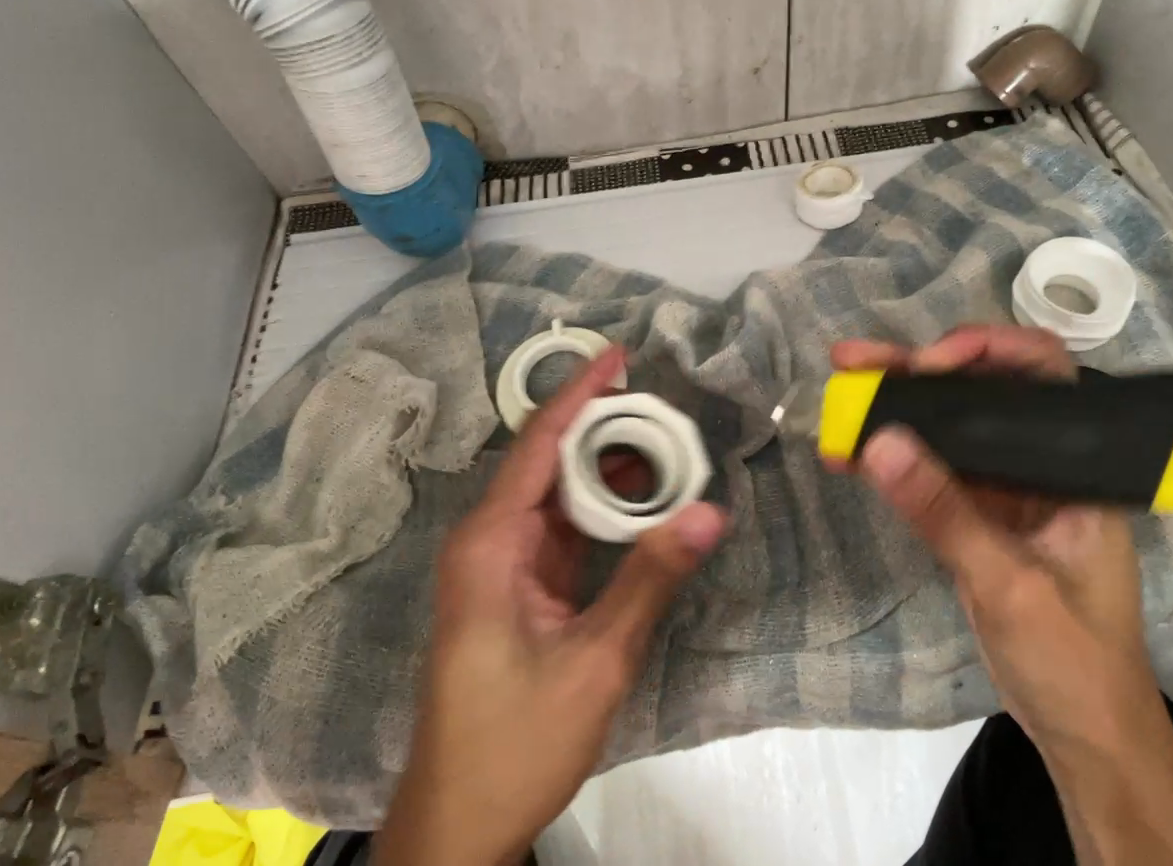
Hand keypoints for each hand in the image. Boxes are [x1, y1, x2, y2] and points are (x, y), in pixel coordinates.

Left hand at [377, 345, 726, 865]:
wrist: (462, 821)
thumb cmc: (515, 740)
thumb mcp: (594, 661)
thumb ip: (649, 581)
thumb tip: (710, 514)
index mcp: (490, 544)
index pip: (536, 445)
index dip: (578, 395)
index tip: (620, 355)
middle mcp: (491, 543)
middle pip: (549, 464)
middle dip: (607, 430)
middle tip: (671, 408)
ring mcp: (504, 569)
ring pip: (561, 499)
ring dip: (611, 474)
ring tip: (674, 445)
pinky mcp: (521, 593)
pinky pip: (567, 535)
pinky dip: (607, 516)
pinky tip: (650, 504)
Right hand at [830, 325, 1151, 748]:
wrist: (1087, 735)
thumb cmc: (1075, 661)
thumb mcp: (1010, 586)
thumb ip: (946, 514)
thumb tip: (880, 443)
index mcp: (1077, 468)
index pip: (1042, 375)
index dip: (986, 352)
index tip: (928, 363)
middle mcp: (1043, 467)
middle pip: (981, 398)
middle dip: (916, 374)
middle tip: (851, 360)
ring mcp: (1008, 495)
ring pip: (950, 435)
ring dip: (895, 414)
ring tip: (837, 396)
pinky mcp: (979, 522)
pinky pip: (933, 478)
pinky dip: (894, 465)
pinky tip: (848, 455)